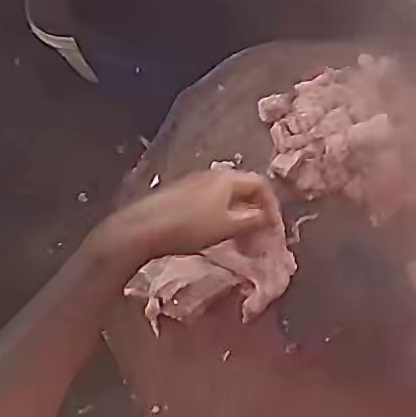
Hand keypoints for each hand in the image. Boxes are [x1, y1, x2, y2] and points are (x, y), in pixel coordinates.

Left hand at [94, 168, 281, 268]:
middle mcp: (212, 176)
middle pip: (244, 191)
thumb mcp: (228, 227)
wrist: (142, 229)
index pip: (261, 185)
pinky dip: (221, 218)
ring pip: (226, 199)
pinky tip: (214, 237)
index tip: (273, 228)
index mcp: (228, 179)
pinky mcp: (180, 196)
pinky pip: (210, 204)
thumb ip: (253, 221)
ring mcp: (194, 184)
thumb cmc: (190, 227)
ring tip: (238, 240)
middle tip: (258, 236)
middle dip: (255, 213)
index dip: (272, 206)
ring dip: (238, 218)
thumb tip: (268, 218)